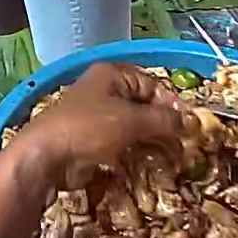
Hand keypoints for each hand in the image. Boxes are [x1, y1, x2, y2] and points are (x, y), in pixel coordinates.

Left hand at [7, 63, 184, 187]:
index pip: (152, 84)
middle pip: (144, 104)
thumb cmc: (89, 128)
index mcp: (113, 74)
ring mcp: (97, 113)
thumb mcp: (131, 121)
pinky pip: (122, 139)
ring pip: (134, 124)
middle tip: (184, 145)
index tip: (190, 126)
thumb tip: (190, 122)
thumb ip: (163, 120)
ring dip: (153, 139)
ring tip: (172, 157)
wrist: (47, 156)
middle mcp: (105, 89)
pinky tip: (150, 163)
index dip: (173, 104)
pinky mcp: (92, 137)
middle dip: (165, 124)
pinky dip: (137, 149)